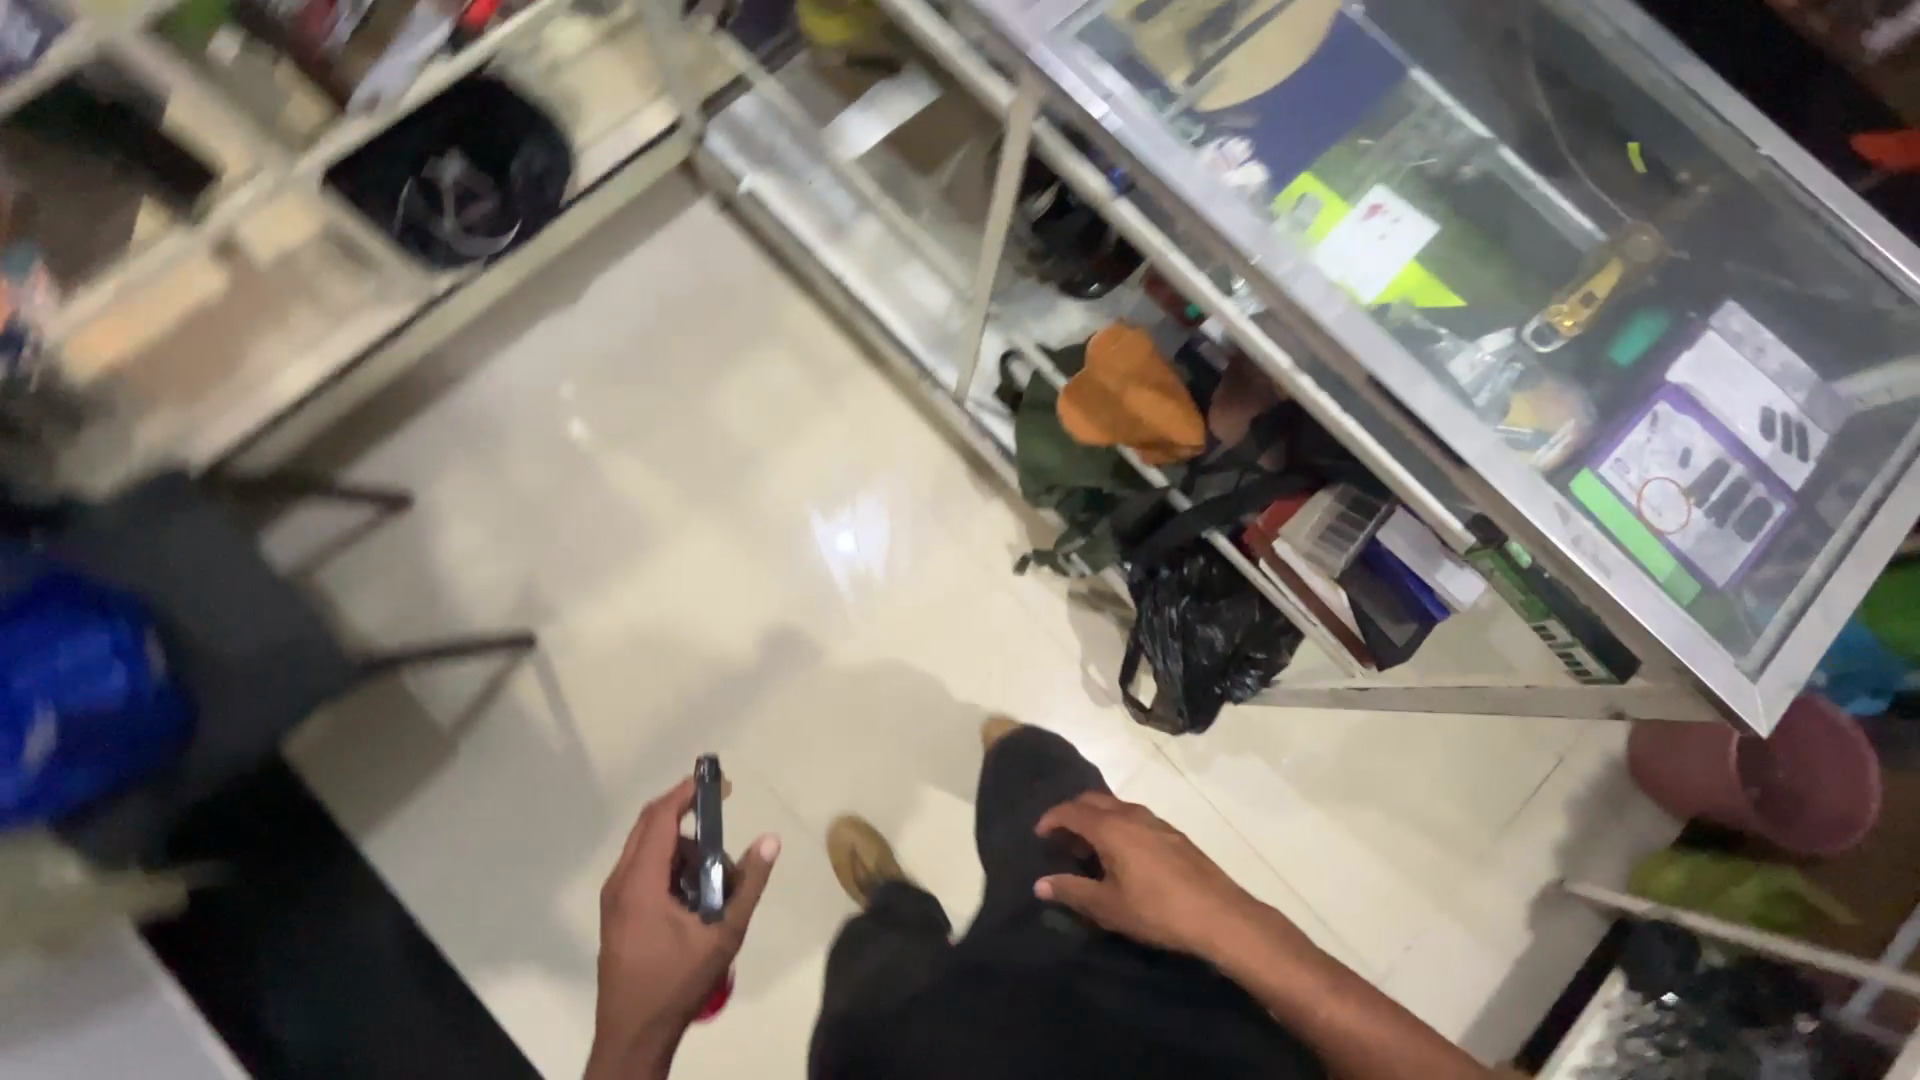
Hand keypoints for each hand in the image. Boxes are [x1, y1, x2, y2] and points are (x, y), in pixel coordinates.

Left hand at [587, 777, 779, 1079]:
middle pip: (650, 825)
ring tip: (716, 874)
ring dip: (681, 846)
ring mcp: (613, 899)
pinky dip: (669, 865)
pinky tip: (695, 893)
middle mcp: (620, 883)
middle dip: (685, 810)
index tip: (717, 782)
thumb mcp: (724, 933)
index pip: (661, 818)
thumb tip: (771, 840)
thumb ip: (749, 883)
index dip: (688, 793)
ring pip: (647, 849)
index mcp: (640, 883)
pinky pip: (642, 869)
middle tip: (719, 808)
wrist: (633, 1035)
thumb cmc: (677, 982)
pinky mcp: (615, 913)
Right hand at [1032, 792, 1272, 961]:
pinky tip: (1123, 855)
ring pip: (1117, 807)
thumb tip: (1040, 884)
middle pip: (1093, 801)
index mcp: (1111, 828)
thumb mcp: (1108, 907)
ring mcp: (1156, 821)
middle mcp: (1132, 815)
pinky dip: (1118, 825)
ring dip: (1097, 819)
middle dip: (1073, 814)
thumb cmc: (1157, 910)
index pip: (1071, 811)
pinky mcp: (1174, 834)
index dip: (1051, 819)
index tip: (1039, 835)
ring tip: (1090, 849)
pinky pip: (1135, 817)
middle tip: (1062, 841)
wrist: (1220, 915)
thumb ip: (1071, 891)